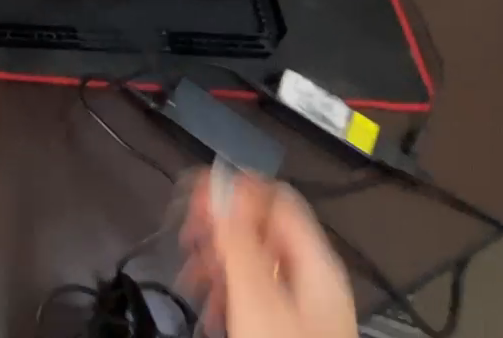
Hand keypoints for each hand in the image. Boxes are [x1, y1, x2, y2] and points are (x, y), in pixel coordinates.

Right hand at [180, 172, 357, 337]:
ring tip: (193, 276)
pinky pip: (253, 290)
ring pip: (252, 258)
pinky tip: (210, 305)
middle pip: (260, 226)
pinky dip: (226, 289)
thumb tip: (220, 180)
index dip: (234, 187)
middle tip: (188, 235)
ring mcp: (301, 305)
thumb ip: (237, 235)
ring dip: (217, 260)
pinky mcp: (287, 328)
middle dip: (219, 227)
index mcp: (314, 261)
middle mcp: (311, 276)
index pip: (275, 196)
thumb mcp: (256, 296)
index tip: (196, 195)